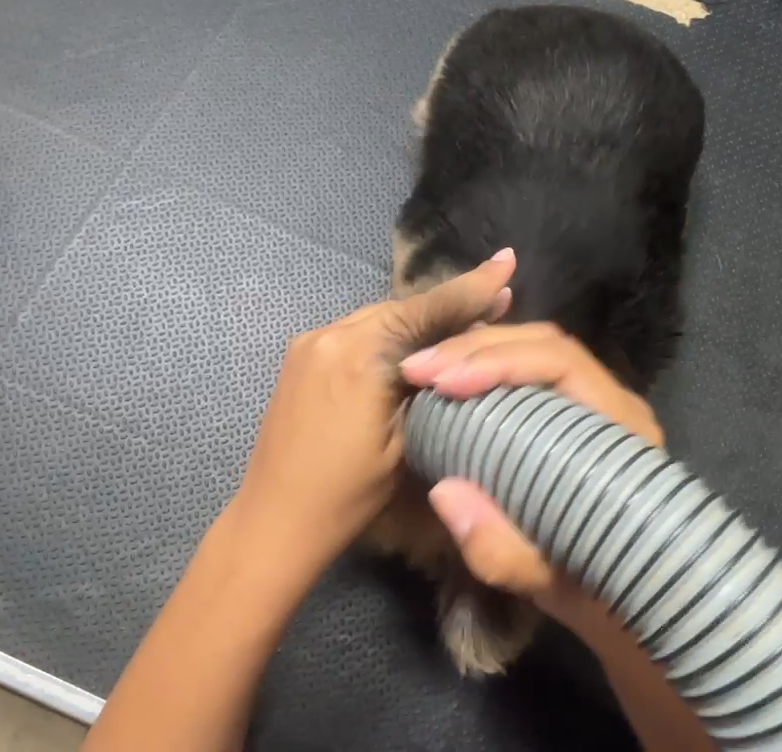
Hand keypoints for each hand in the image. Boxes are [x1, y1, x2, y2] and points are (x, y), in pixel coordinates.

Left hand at [234, 249, 515, 569]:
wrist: (274, 520)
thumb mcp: (407, 443)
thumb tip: (464, 350)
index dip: (473, 288)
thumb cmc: (348, 495)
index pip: (428, 310)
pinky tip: (414, 343)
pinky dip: (389, 334)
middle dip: (450, 304)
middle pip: (403, 309)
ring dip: (420, 319)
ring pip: (380, 318)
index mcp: (360, 356)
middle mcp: (331, 334)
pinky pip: (357, 332)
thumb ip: (433, 388)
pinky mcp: (301, 355)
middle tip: (499, 297)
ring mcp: (310, 342)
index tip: (508, 260)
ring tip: (465, 319)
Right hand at [397, 322, 662, 632]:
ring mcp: (593, 403)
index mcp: (621, 429)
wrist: (634, 601)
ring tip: (425, 369)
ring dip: (475, 352)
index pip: (562, 363)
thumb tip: (443, 492)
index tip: (446, 382)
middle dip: (475, 349)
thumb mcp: (551, 584)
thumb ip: (502, 549)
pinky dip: (484, 367)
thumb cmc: (601, 590)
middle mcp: (612, 403)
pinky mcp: (571, 412)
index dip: (500, 362)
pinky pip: (528, 372)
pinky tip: (450, 378)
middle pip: (544, 344)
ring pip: (534, 349)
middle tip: (418, 368)